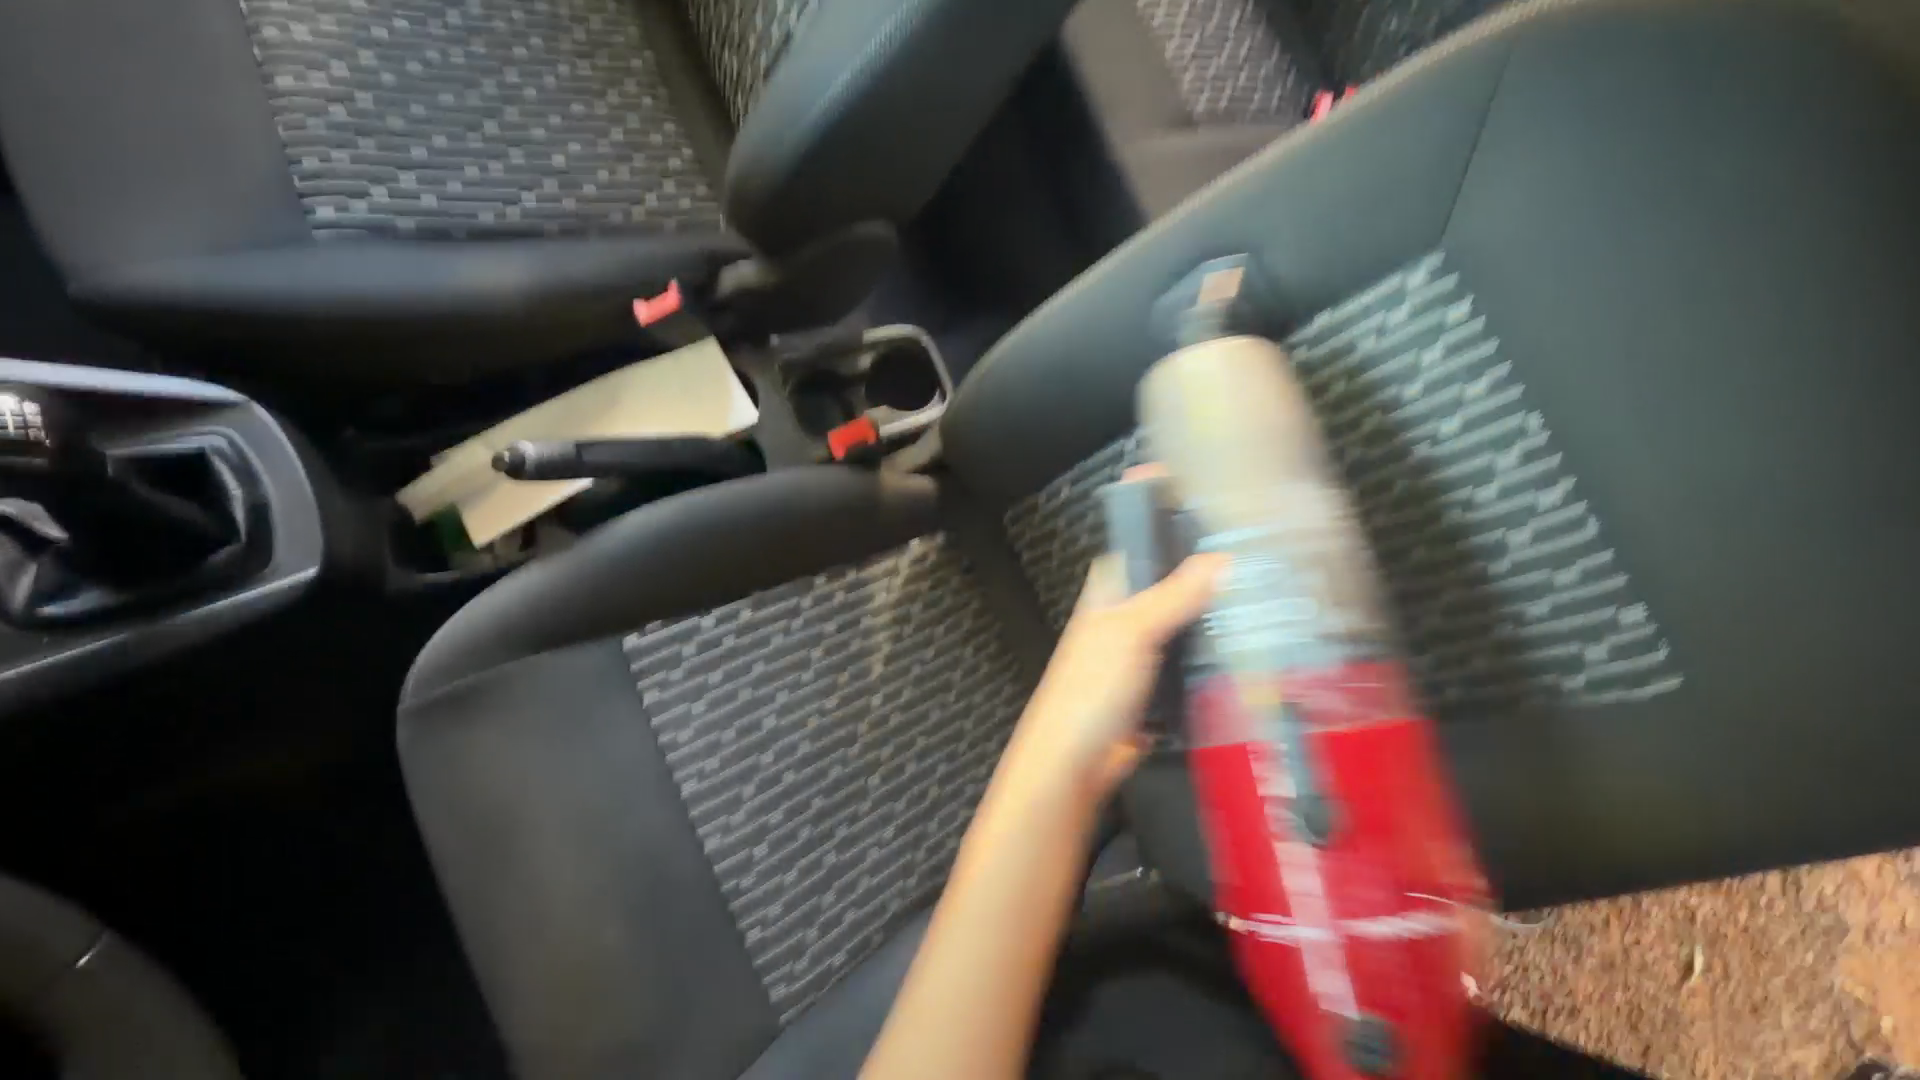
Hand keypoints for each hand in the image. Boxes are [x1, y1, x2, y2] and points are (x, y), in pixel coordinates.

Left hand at [1008, 545, 1228, 797]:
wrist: (1073, 764)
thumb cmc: (1085, 695)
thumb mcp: (1133, 632)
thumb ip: (1174, 595)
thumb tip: (1219, 560)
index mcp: (1106, 602)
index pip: (1134, 560)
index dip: (1166, 548)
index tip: (1208, 543)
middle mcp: (1119, 630)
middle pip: (1166, 601)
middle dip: (1201, 597)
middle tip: (1248, 587)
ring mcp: (1135, 667)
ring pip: (1178, 641)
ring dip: (1206, 639)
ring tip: (1252, 625)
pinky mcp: (1150, 700)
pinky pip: (1184, 680)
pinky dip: (1204, 678)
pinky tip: (1233, 674)